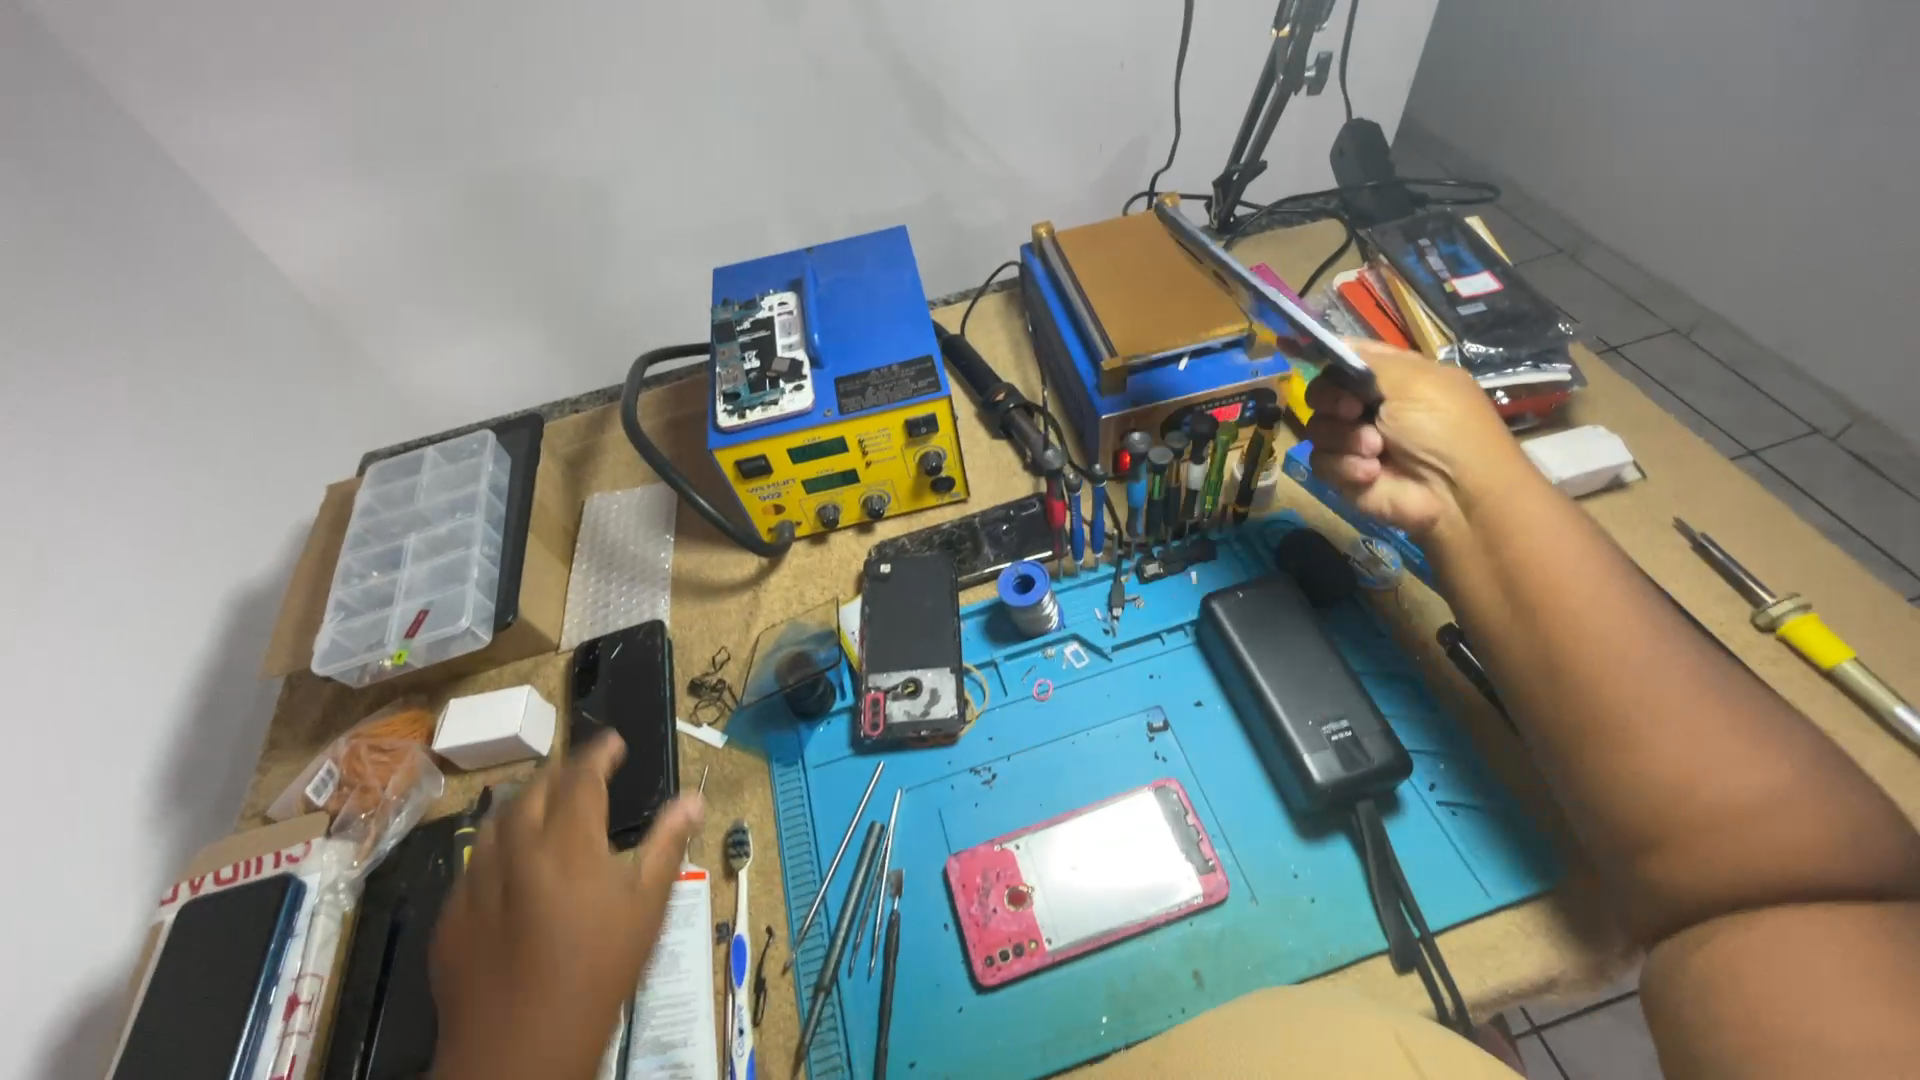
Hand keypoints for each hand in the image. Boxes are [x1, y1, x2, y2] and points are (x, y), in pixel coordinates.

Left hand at [430, 733, 703, 1079]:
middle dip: (559, 771)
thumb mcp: (648, 905)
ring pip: (496, 820)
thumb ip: (667, 843)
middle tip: (582, 770)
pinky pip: (475, 861)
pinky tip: (512, 862)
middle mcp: (517, 850)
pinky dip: (499, 844)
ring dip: (524, 800)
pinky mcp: (451, 916)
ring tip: (544, 802)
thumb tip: (693, 798)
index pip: (581, 777)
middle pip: (533, 790)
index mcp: (569, 842)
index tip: (612, 741)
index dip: (598, 753)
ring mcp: (477, 882)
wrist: (521, 1047)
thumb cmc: (600, 970)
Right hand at [1302, 340, 1527, 539]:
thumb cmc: (1444, 426)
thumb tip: (1328, 342)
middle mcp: (1371, 406)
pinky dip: (1344, 466)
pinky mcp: (1345, 474)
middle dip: (1332, 400)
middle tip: (1352, 411)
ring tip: (1376, 451)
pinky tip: (1372, 473)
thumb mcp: (1414, 379)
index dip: (1324, 355)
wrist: (1455, 493)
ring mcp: (1355, 441)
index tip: (1295, 348)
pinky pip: (1321, 461)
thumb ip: (1366, 360)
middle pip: (1322, 392)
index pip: (1347, 358)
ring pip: (1317, 428)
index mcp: (1392, 378)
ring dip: (1345, 439)